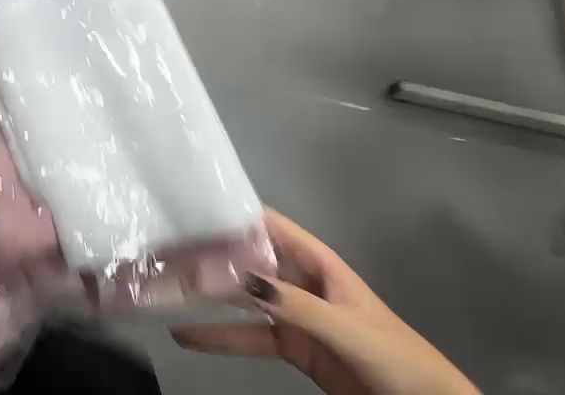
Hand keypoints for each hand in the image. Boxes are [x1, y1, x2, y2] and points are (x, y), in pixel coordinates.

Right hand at [171, 210, 480, 394]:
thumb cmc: (400, 360)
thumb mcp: (350, 329)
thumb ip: (298, 305)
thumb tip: (244, 278)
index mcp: (319, 263)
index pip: (269, 226)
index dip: (233, 213)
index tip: (189, 204)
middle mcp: (300, 281)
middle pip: (249, 260)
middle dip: (210, 254)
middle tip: (164, 248)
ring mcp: (294, 315)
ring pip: (242, 296)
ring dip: (206, 294)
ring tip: (164, 286)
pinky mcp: (291, 347)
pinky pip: (248, 336)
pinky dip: (217, 335)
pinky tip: (185, 334)